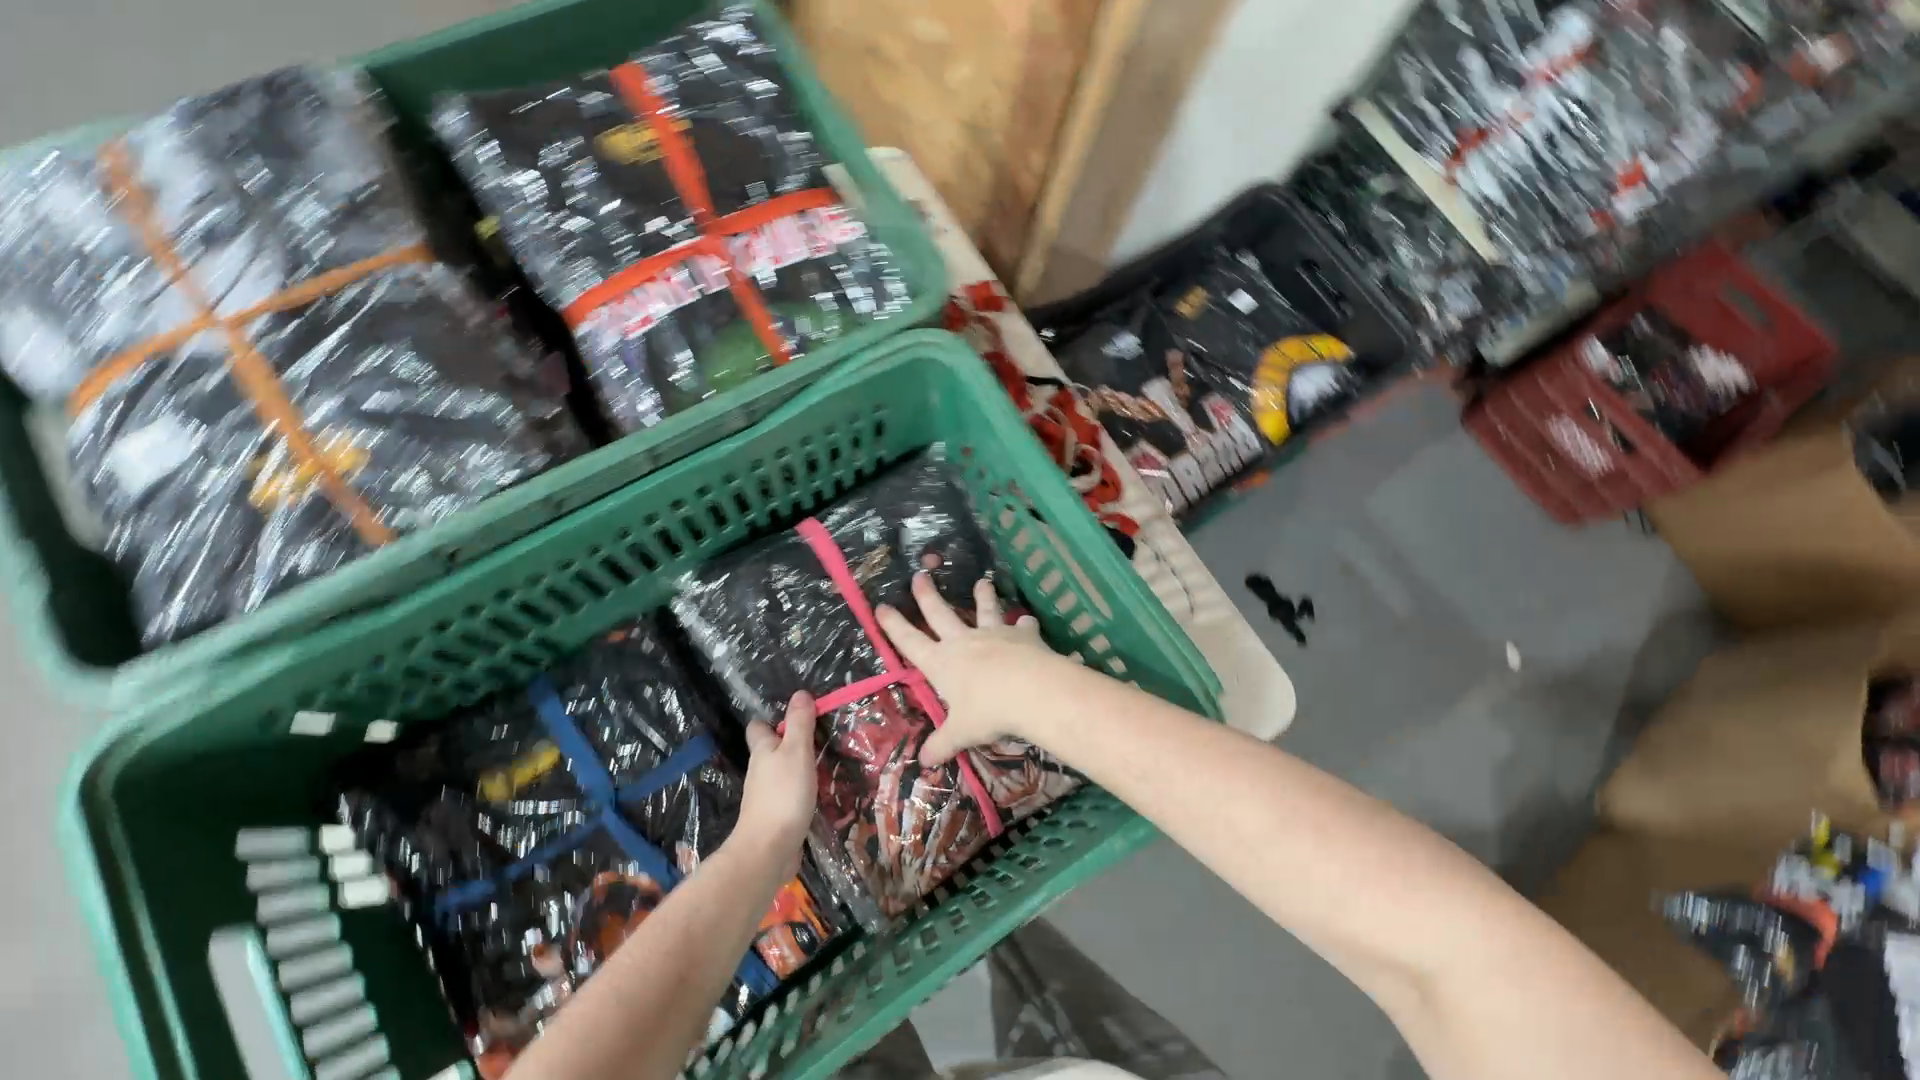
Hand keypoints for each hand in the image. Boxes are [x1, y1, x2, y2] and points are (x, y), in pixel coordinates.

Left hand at [737, 692, 818, 865]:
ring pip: (782, 773)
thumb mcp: (796, 752)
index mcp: (762, 751)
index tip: (798, 716)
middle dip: (791, 743)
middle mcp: (760, 770)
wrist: (769, 849)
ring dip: (799, 768)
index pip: (759, 727)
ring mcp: (766, 795)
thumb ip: (799, 723)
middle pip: (772, 750)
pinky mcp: (776, 816)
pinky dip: (802, 791)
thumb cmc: (783, 794)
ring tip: (828, 762)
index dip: (773, 720)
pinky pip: (789, 795)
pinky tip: (820, 793)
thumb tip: (800, 693)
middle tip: (821, 738)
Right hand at [876, 573, 1082, 766]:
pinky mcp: (1023, 636)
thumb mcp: (961, 733)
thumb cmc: (988, 712)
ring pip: (985, 610)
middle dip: (927, 596)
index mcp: (942, 663)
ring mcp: (994, 634)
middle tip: (920, 575)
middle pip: (940, 614)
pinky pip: (1023, 627)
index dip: (894, 625)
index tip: (881, 606)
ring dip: (983, 597)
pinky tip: (1028, 621)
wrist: (1031, 690)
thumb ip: (943, 744)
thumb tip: (924, 763)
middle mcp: (964, 642)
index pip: (910, 642)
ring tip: (982, 582)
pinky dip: (1025, 624)